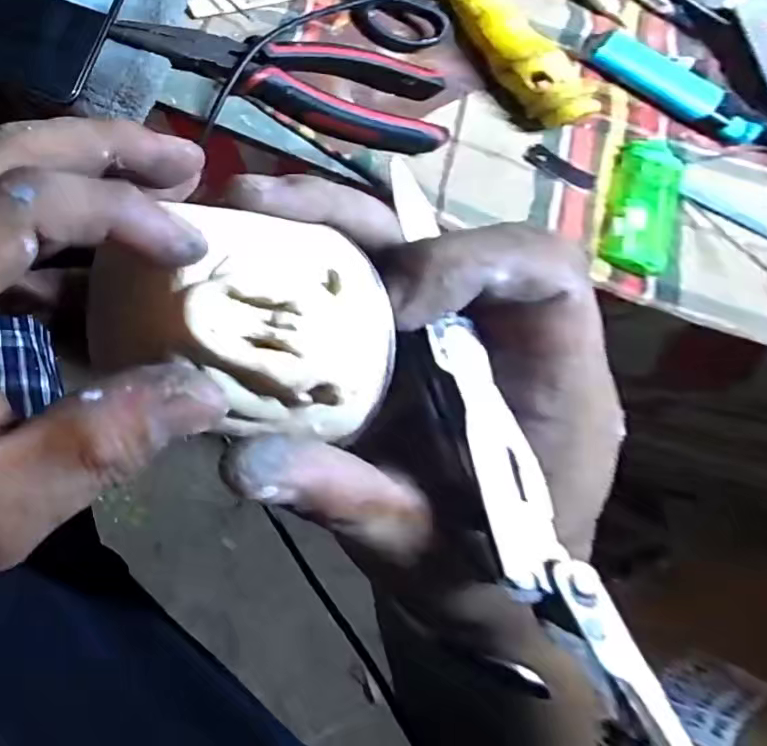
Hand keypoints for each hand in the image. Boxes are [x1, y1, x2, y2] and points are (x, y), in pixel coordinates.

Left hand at [0, 119, 229, 582]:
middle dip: (101, 147)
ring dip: (76, 164)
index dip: (112, 208)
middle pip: (3, 154)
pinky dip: (48, 211)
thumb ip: (93, 447)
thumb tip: (200, 392)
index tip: (186, 244)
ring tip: (160, 188)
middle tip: (186, 165)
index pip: (19, 205)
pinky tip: (100, 249)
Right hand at [214, 175, 625, 588]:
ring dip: (297, 212)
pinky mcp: (363, 321)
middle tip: (251, 201)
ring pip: (367, 234)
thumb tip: (241, 468)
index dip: (464, 263)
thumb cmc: (462, 552)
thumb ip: (338, 493)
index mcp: (539, 369)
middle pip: (421, 228)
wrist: (452, 564)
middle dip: (335, 207)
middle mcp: (473, 321)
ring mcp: (413, 314)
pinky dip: (277, 245)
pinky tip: (228, 244)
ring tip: (228, 206)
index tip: (390, 306)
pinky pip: (325, 265)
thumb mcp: (406, 534)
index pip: (534, 269)